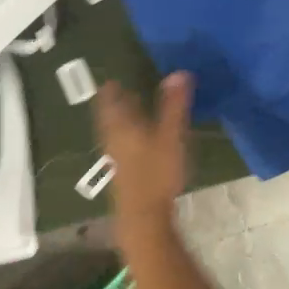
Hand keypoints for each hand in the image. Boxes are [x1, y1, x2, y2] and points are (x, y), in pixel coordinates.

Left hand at [93, 73, 194, 220]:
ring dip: (123, 118)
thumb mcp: (171, 135)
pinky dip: (129, 133)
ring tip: (134, 109)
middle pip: (110, 116)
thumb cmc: (156, 172)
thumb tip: (179, 72)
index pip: (110, 101)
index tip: (113, 78)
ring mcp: (117, 157)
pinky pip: (123, 143)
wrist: (143, 215)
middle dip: (116, 102)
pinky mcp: (124, 171)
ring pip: (115, 131)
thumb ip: (174, 105)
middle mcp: (114, 139)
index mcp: (121, 126)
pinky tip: (142, 137)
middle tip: (124, 88)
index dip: (110, 89)